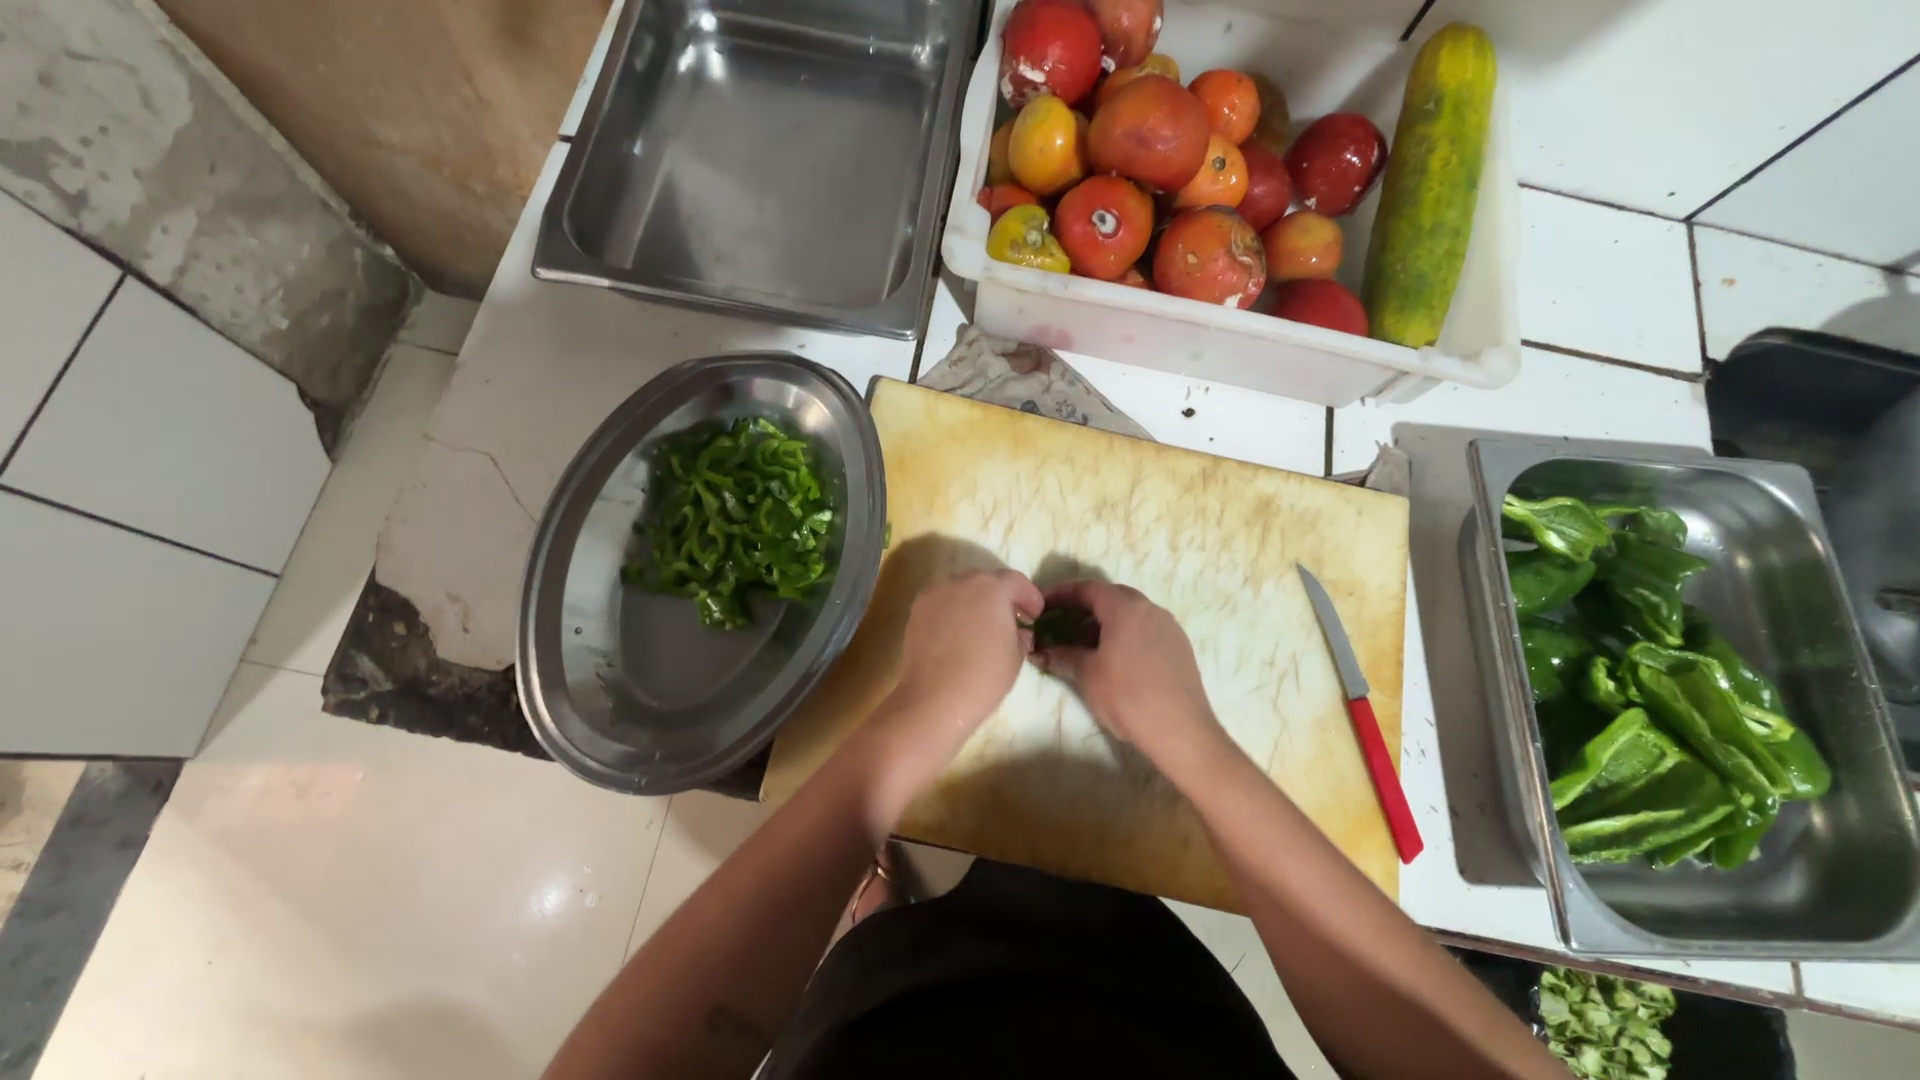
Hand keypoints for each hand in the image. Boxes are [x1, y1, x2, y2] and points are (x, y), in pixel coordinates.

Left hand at [871, 569, 1043, 776]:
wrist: (935, 697)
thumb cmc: (984, 676)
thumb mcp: (1016, 656)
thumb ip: (1020, 635)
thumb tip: (1018, 631)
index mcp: (992, 588)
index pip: (1016, 581)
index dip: (1030, 596)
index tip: (1035, 614)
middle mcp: (962, 582)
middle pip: (987, 581)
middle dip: (1001, 596)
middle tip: (1011, 618)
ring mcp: (936, 593)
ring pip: (962, 589)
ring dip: (976, 601)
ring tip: (982, 625)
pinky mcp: (917, 609)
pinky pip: (943, 602)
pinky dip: (954, 610)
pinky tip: (958, 632)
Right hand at [1032, 581, 1222, 763]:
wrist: (1179, 729)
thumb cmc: (1127, 695)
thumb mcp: (1087, 674)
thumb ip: (1063, 656)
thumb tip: (1040, 652)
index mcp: (1126, 608)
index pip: (1089, 588)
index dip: (1062, 593)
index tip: (1043, 602)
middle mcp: (1150, 609)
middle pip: (1112, 596)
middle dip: (1085, 606)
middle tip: (1063, 621)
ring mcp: (1169, 627)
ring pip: (1132, 613)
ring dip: (1106, 621)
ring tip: (1085, 643)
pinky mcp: (1179, 647)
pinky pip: (1146, 629)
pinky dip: (1126, 634)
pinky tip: (1114, 658)